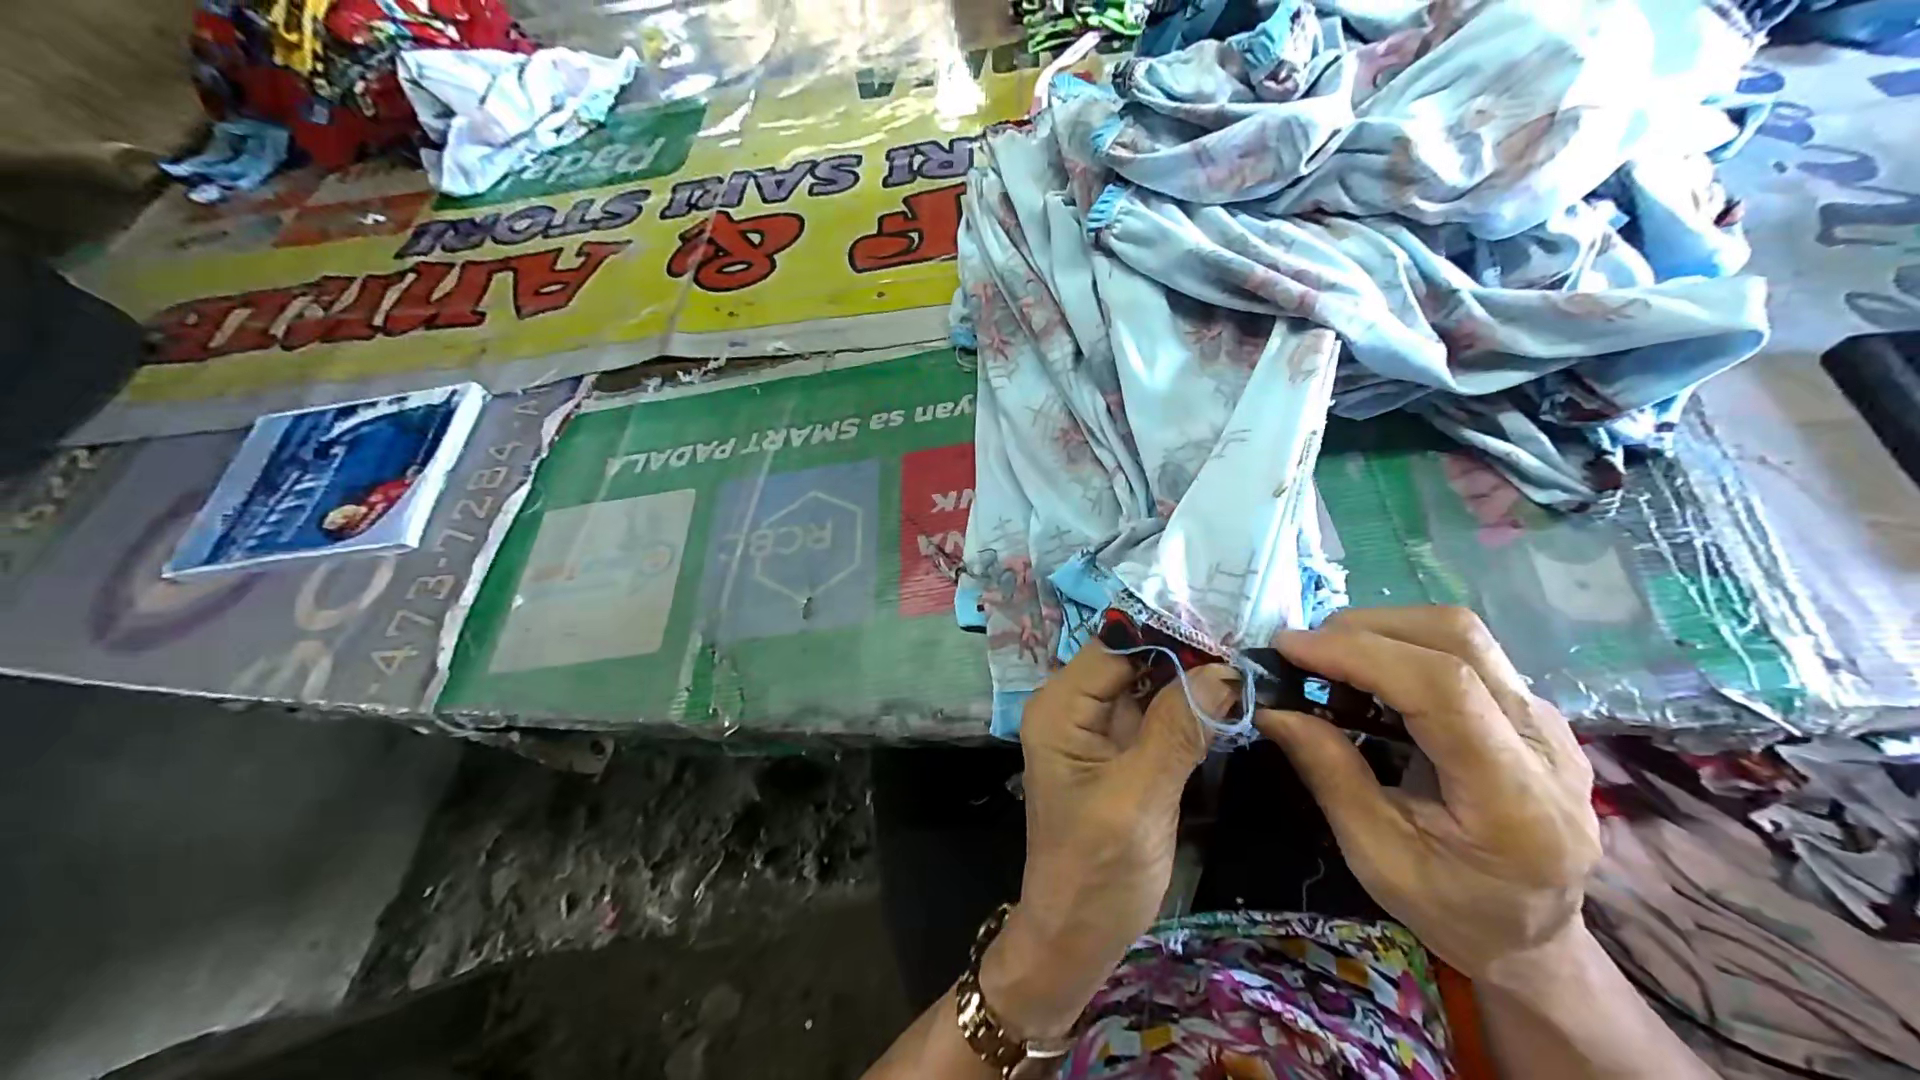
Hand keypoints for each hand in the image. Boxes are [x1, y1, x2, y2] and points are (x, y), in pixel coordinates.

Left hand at [981, 646, 1227, 1037]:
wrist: (1078, 933)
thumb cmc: (1097, 871)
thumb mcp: (1139, 798)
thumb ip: (1177, 730)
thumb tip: (1224, 671)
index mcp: (1061, 708)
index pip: (1115, 647)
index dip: (1168, 632)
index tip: (1228, 623)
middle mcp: (1074, 706)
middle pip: (1132, 659)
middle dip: (1185, 649)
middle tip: (1249, 639)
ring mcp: (1099, 728)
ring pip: (1148, 682)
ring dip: (1192, 673)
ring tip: (1248, 656)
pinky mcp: (1123, 750)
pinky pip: (1157, 712)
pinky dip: (1189, 703)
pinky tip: (1229, 694)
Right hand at [1254, 606, 1601, 981]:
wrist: (1532, 936)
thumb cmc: (1451, 908)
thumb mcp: (1376, 856)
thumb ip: (1329, 774)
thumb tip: (1272, 708)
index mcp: (1515, 798)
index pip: (1442, 687)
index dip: (1358, 653)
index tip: (1288, 649)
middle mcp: (1547, 744)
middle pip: (1456, 639)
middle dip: (1364, 628)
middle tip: (1302, 654)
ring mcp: (1548, 720)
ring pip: (1460, 633)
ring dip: (1381, 630)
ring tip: (1328, 662)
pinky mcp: (1532, 709)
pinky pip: (1462, 652)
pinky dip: (1400, 646)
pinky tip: (1367, 679)